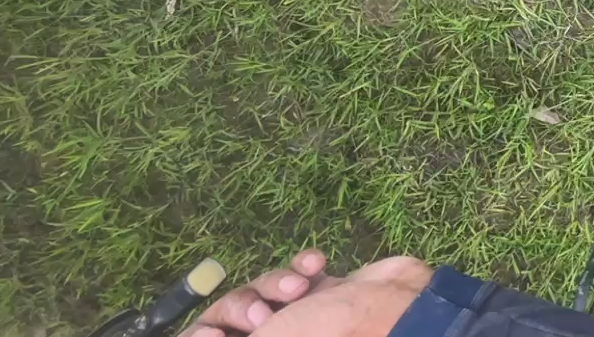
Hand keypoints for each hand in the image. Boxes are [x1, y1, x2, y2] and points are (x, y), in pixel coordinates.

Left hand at [182, 252, 431, 336]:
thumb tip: (204, 334)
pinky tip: (318, 264)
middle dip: (240, 306)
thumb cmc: (321, 334)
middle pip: (227, 320)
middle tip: (261, 313)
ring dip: (275, 282)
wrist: (389, 308)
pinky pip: (298, 273)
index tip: (215, 334)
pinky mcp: (323, 291)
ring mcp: (297, 317)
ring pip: (262, 291)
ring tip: (300, 285)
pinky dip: (303, 264)